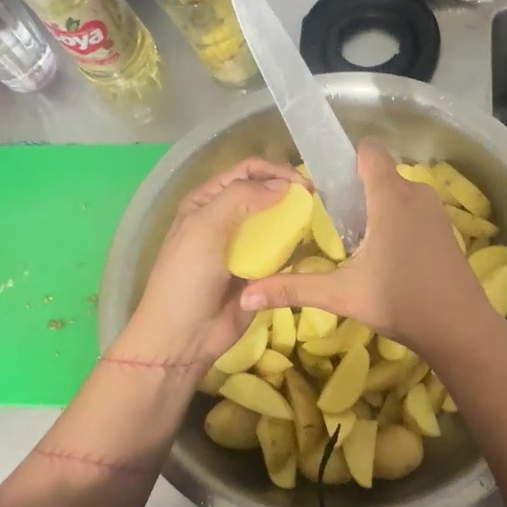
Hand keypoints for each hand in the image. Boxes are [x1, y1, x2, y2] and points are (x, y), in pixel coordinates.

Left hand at [114, 158, 301, 366]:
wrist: (184, 336)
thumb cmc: (187, 277)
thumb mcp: (206, 228)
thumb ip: (242, 198)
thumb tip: (285, 185)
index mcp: (207, 202)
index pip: (246, 171)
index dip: (274, 171)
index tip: (303, 183)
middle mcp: (227, 219)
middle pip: (264, 194)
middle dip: (289, 193)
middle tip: (319, 201)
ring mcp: (244, 246)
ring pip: (277, 223)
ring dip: (296, 220)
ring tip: (322, 221)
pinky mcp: (260, 272)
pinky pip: (282, 253)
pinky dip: (296, 247)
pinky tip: (313, 245)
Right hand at [238, 141, 495, 356]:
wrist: (460, 328)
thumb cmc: (400, 302)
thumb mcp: (341, 295)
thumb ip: (293, 289)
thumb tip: (245, 297)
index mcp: (390, 196)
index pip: (368, 151)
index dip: (345, 158)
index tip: (324, 183)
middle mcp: (415, 193)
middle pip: (379, 174)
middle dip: (354, 190)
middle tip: (329, 220)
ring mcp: (435, 211)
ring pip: (397, 194)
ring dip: (375, 207)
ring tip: (353, 240)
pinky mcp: (446, 229)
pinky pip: (413, 210)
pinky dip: (396, 221)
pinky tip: (384, 255)